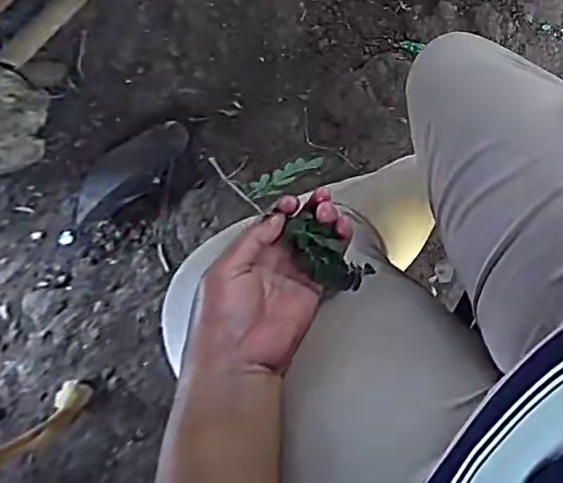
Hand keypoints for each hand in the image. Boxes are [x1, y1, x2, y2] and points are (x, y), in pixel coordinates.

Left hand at [187, 192, 353, 376]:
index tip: (294, 202)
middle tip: (322, 199)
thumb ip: (251, 240)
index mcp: (250, 256)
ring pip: (318, 238)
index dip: (285, 209)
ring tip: (331, 213)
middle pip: (300, 227)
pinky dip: (340, 242)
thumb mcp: (224, 272)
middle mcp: (274, 262)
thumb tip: (277, 218)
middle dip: (312, 209)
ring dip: (328, 222)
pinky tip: (341, 230)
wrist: (238, 362)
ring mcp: (296, 275)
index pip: (273, 223)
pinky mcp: (314, 289)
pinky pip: (331, 260)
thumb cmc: (220, 322)